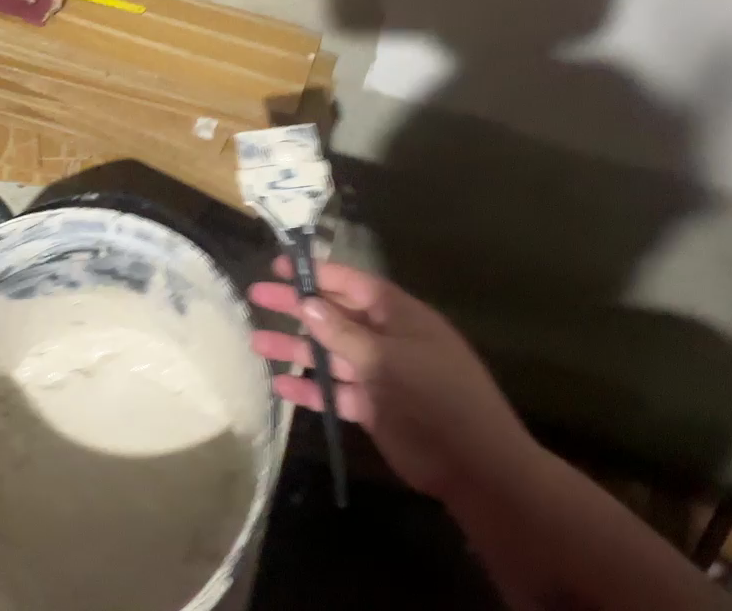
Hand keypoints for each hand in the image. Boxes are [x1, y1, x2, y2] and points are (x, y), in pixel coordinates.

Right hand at [249, 258, 534, 502]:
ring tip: (257, 342)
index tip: (280, 265)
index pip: (353, 284)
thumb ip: (343, 333)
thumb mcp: (386, 359)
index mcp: (400, 316)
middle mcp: (388, 338)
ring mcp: (380, 374)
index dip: (318, 273)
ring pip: (331, 354)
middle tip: (257, 296)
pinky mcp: (373, 407)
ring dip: (297, 348)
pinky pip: (336, 391)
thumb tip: (307, 303)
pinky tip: (281, 385)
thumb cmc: (435, 398)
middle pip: (336, 316)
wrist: (475, 465)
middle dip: (298, 307)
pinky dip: (310, 389)